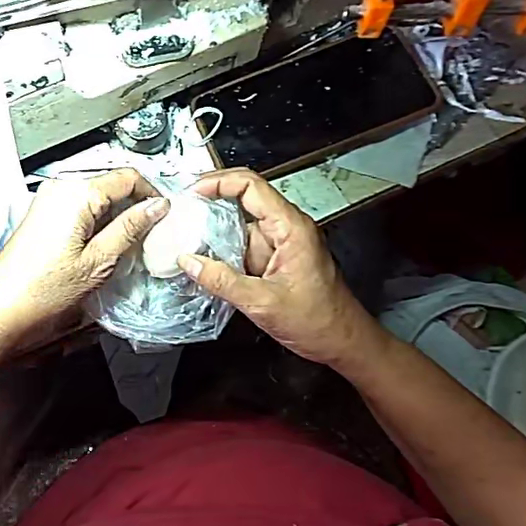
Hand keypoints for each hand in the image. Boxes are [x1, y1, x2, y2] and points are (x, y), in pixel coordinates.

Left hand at [0, 169, 168, 352]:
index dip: (152, 194)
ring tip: (124, 246)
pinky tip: (100, 247)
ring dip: (115, 215)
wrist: (2, 310)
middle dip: (133, 205)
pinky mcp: (42, 214)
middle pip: (111, 183)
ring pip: (96, 196)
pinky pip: (79, 207)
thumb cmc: (43, 290)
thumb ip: (131, 228)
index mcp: (76, 193)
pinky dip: (96, 221)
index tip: (164, 214)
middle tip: (148, 234)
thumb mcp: (99, 260)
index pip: (128, 176)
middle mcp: (59, 188)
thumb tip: (156, 207)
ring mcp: (48, 199)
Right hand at [177, 168, 384, 368]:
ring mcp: (281, 242)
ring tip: (184, 231)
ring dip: (215, 225)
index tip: (192, 192)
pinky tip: (203, 255)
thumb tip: (188, 261)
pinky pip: (245, 243)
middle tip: (183, 206)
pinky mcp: (275, 258)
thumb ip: (222, 281)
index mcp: (291, 228)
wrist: (343, 342)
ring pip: (242, 221)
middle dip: (212, 198)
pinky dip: (223, 246)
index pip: (251, 186)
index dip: (219, 182)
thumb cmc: (317, 321)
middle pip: (245, 197)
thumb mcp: (263, 302)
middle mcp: (286, 228)